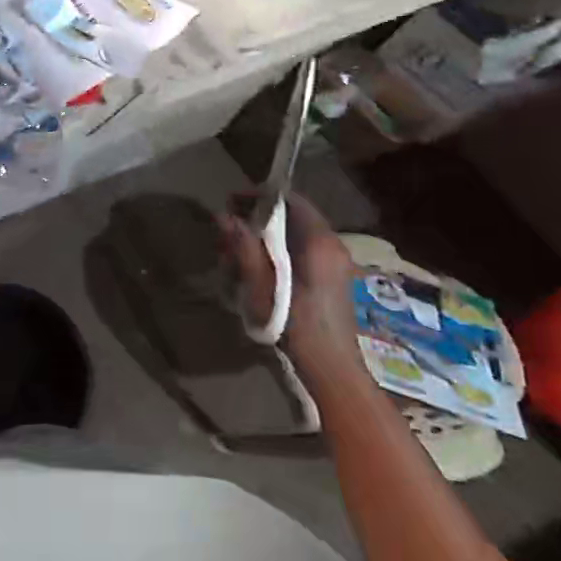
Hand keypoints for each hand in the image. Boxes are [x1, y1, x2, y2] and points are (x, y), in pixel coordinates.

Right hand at [219, 194, 361, 382]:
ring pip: (294, 234)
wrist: (330, 364)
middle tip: (225, 230)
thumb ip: (245, 248)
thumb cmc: (293, 323)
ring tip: (233, 251)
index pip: (293, 201)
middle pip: (293, 217)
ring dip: (263, 235)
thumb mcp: (261, 285)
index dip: (261, 196)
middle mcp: (333, 247)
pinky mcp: (331, 276)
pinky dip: (276, 249)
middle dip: (257, 218)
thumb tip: (225, 216)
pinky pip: (300, 249)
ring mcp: (335, 262)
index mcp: (320, 244)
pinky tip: (255, 267)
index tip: (231, 199)